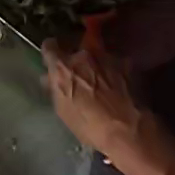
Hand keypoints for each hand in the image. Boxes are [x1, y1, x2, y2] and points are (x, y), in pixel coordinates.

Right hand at [42, 39, 165, 171]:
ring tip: (101, 75)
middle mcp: (82, 56)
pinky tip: (118, 82)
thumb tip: (48, 78)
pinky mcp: (125, 64)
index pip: (49, 45)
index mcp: (62, 67)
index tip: (53, 58)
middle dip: (78, 54)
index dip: (51, 51)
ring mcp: (106, 57)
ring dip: (97, 59)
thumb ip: (55, 88)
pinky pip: (116, 61)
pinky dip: (114, 68)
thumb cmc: (88, 125)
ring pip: (98, 50)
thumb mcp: (62, 110)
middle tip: (80, 69)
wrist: (126, 130)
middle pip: (77, 44)